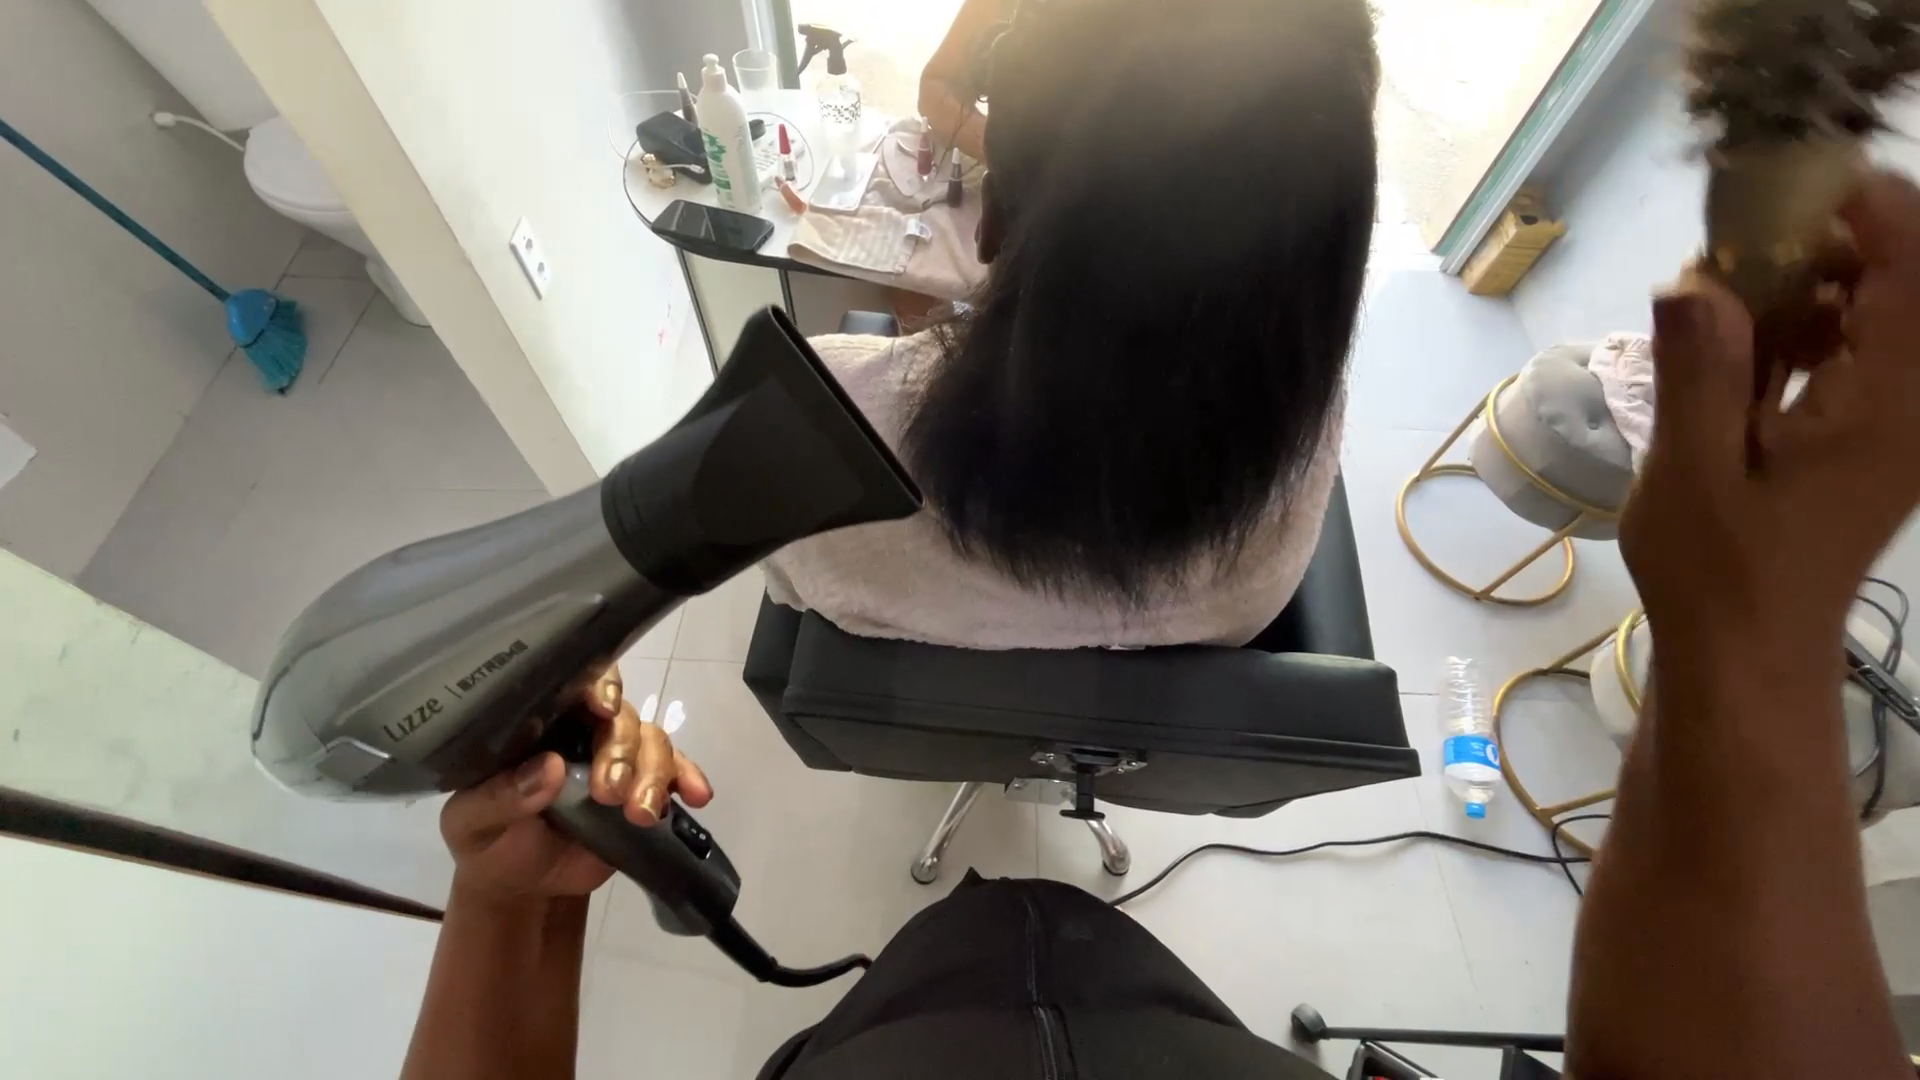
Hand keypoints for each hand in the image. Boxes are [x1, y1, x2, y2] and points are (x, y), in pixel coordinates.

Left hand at [439, 664, 714, 902]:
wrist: (526, 887)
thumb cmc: (491, 844)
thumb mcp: (473, 825)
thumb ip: (500, 798)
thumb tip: (548, 769)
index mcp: (545, 725)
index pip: (577, 685)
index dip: (598, 687)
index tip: (604, 708)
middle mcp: (588, 731)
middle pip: (623, 719)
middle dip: (623, 752)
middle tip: (610, 793)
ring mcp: (623, 756)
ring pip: (653, 742)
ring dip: (655, 774)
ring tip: (641, 814)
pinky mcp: (647, 783)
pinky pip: (677, 768)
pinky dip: (689, 777)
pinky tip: (696, 795)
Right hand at [1623, 171, 1919, 652]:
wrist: (1750, 637)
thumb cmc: (1715, 561)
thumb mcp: (1691, 468)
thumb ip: (1699, 373)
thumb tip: (1690, 281)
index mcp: (1889, 403)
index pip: (1917, 269)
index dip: (1868, 211)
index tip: (1780, 197)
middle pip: (1915, 282)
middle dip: (1836, 247)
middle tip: (1736, 260)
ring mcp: (1907, 419)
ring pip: (1890, 315)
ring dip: (1820, 289)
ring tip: (1731, 305)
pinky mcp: (1881, 434)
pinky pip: (1868, 353)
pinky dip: (1816, 331)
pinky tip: (1753, 350)